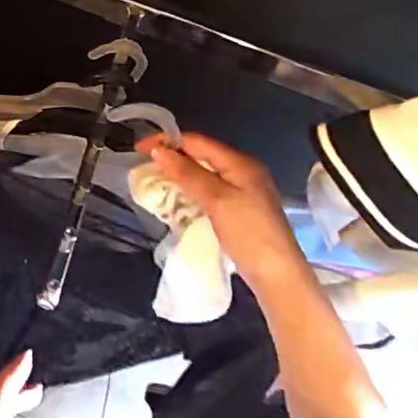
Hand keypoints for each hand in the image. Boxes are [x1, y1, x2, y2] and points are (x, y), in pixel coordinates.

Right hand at [138, 132, 303, 274]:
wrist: (278, 276)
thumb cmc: (248, 233)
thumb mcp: (216, 199)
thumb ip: (187, 173)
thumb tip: (159, 151)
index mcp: (240, 163)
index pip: (197, 141)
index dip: (167, 141)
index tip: (139, 149)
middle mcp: (242, 171)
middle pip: (200, 154)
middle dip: (172, 156)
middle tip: (144, 165)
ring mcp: (243, 190)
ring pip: (203, 172)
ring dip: (179, 173)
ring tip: (155, 180)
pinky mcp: (239, 208)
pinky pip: (208, 189)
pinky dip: (190, 189)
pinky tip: (177, 198)